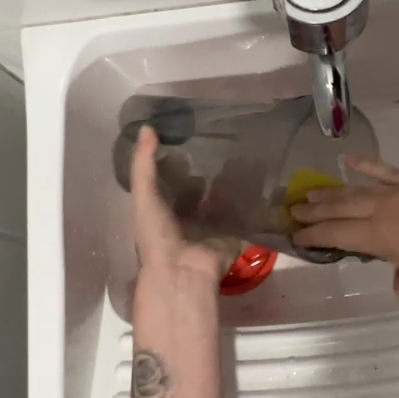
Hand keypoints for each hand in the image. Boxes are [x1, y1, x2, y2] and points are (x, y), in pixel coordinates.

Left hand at [131, 126, 237, 282]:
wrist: (183, 270)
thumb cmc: (157, 233)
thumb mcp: (144, 194)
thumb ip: (144, 162)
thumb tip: (147, 126)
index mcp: (160, 210)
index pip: (169, 181)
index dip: (176, 162)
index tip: (188, 137)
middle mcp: (184, 218)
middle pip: (195, 190)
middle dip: (204, 171)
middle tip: (218, 145)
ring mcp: (209, 227)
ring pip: (219, 200)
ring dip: (227, 184)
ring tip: (239, 156)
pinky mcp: (231, 234)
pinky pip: (240, 214)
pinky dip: (246, 200)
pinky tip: (254, 178)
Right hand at [290, 156, 398, 314]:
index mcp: (382, 238)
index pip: (337, 235)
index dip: (314, 235)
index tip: (295, 235)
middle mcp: (387, 208)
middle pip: (343, 207)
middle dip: (316, 210)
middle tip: (293, 210)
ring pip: (361, 188)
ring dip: (334, 190)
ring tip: (311, 191)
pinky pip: (389, 171)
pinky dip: (367, 166)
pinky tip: (350, 162)